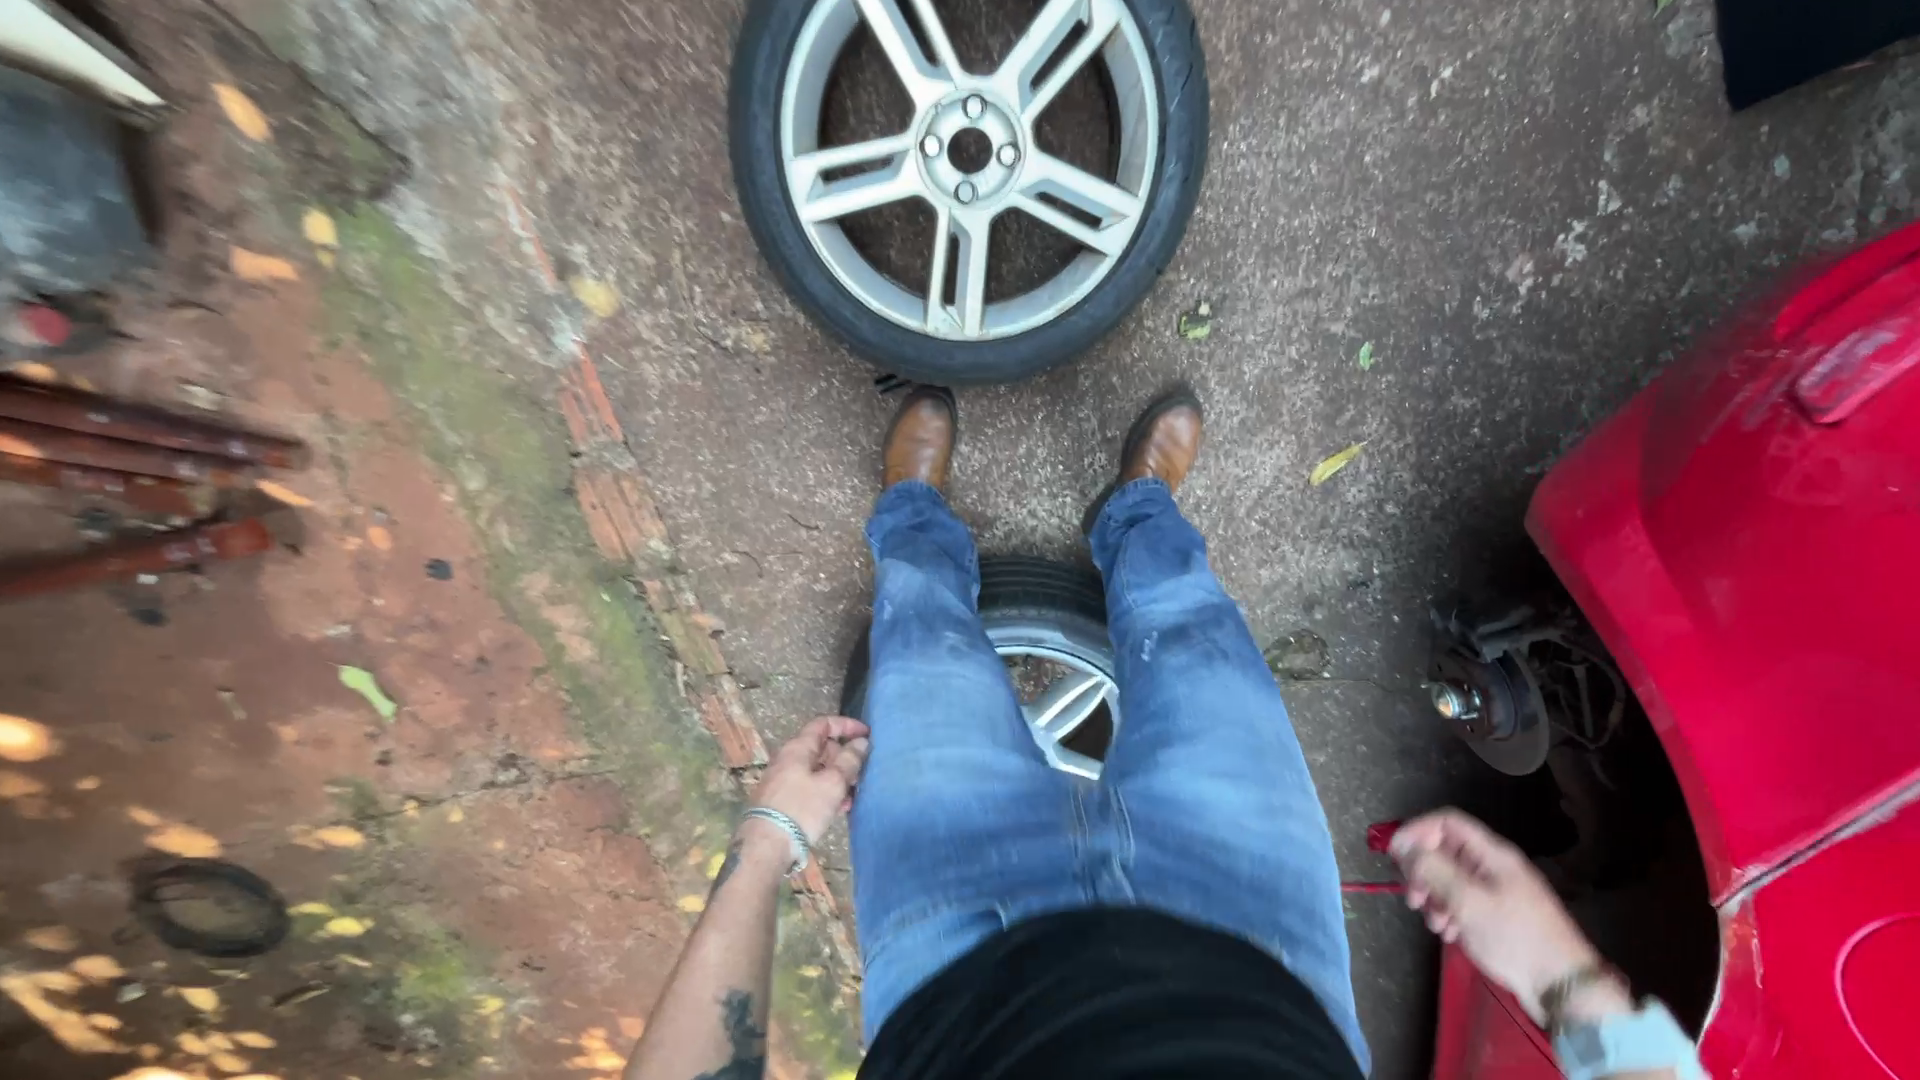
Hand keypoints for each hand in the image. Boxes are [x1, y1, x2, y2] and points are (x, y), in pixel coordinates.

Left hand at [747, 716, 869, 844]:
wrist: (765, 847)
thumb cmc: (802, 809)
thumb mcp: (832, 783)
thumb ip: (849, 760)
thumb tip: (861, 742)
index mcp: (798, 748)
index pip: (823, 724)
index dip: (846, 725)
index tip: (866, 735)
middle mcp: (788, 759)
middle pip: (821, 748)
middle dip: (844, 757)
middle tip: (861, 772)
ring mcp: (783, 781)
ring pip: (817, 771)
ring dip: (838, 778)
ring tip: (853, 795)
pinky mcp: (782, 801)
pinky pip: (809, 788)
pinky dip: (826, 792)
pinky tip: (839, 809)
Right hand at [1390, 808, 1611, 1024]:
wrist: (1562, 988)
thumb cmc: (1515, 938)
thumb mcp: (1468, 901)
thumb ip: (1433, 868)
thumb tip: (1402, 844)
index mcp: (1492, 854)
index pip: (1445, 822)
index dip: (1417, 831)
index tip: (1396, 856)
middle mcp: (1492, 866)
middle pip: (1443, 850)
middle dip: (1422, 871)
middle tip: (1413, 896)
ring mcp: (1495, 890)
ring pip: (1448, 877)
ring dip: (1433, 896)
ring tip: (1435, 922)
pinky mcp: (1495, 913)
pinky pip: (1460, 899)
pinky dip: (1448, 912)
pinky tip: (1449, 932)